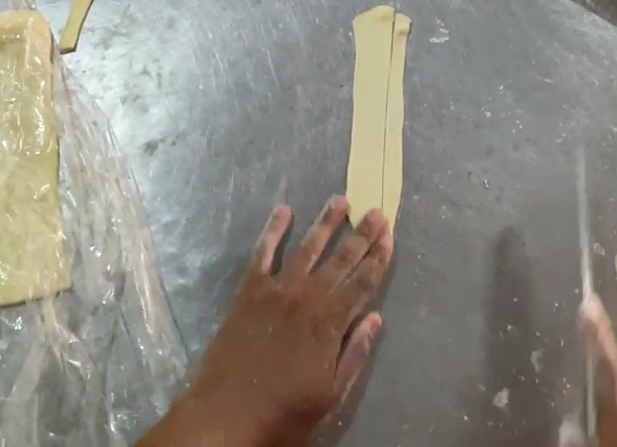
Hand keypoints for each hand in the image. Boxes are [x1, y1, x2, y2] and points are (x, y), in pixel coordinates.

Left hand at [142, 196, 393, 446]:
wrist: (226, 416)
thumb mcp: (331, 395)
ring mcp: (276, 289)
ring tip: (340, 200)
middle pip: (341, 260)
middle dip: (361, 235)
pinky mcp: (249, 289)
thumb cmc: (284, 412)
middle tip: (375, 210)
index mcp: (330, 322)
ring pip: (307, 247)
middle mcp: (306, 296)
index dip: (378, 258)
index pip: (362, 283)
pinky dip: (274, 229)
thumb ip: (354, 353)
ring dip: (325, 223)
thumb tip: (375, 317)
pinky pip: (264, 252)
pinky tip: (283, 210)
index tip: (390, 234)